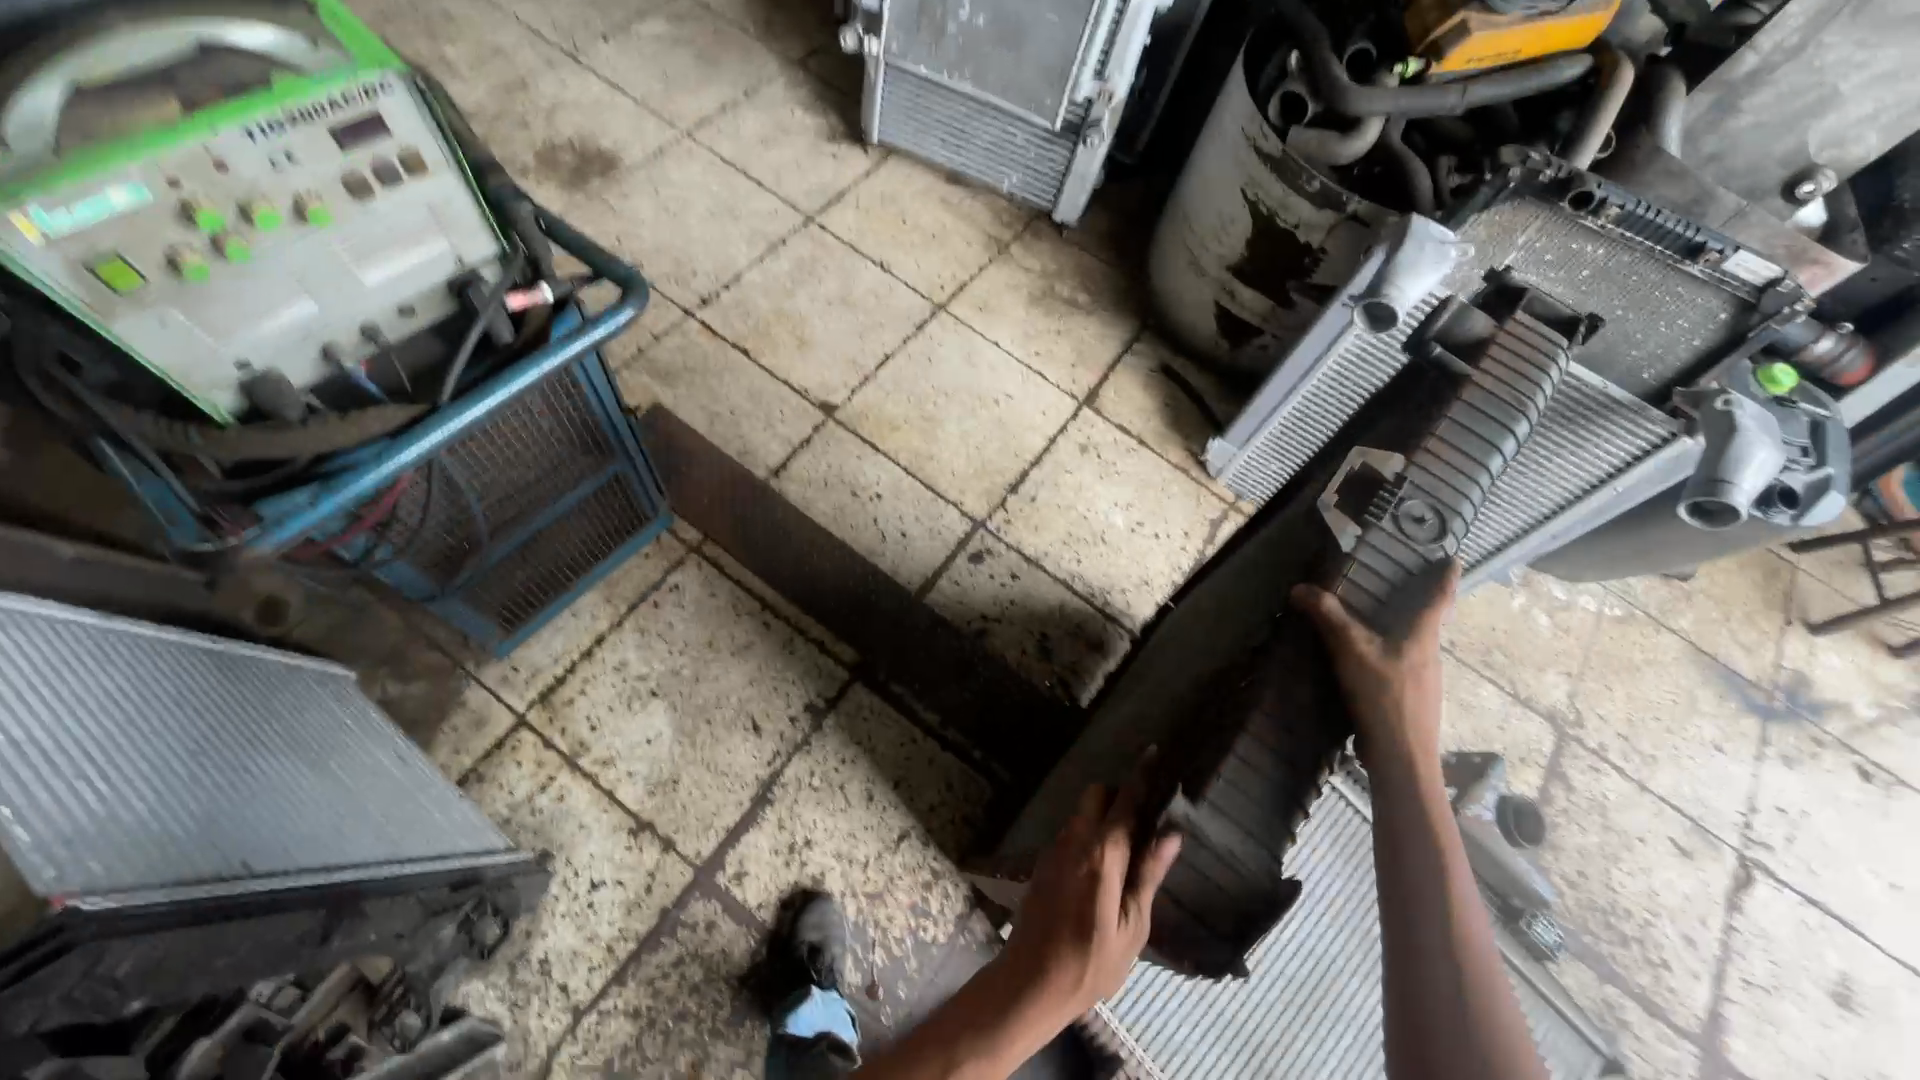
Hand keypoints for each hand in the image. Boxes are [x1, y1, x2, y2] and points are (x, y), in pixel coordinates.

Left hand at [997, 778, 1181, 1025]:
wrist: (1031, 982)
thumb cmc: (1090, 962)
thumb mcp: (1132, 926)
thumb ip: (1148, 875)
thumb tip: (1170, 835)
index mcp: (1101, 855)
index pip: (1124, 802)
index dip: (1140, 776)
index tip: (1152, 752)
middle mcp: (1073, 842)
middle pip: (1095, 795)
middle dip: (1118, 796)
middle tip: (1144, 822)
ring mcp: (1053, 851)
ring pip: (1080, 814)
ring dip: (1102, 817)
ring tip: (1128, 849)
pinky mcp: (1042, 865)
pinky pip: (1070, 834)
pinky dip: (1088, 835)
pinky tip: (1102, 867)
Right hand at [1290, 561, 1457, 767]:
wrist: (1403, 756)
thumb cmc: (1384, 695)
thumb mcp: (1351, 651)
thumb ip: (1328, 618)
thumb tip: (1301, 588)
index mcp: (1422, 635)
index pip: (1440, 597)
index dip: (1445, 576)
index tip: (1452, 558)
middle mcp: (1430, 654)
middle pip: (1430, 621)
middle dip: (1419, 602)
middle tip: (1401, 584)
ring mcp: (1425, 680)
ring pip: (1416, 645)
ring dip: (1403, 631)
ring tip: (1378, 621)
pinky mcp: (1413, 701)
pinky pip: (1404, 666)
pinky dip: (1391, 655)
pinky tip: (1369, 665)